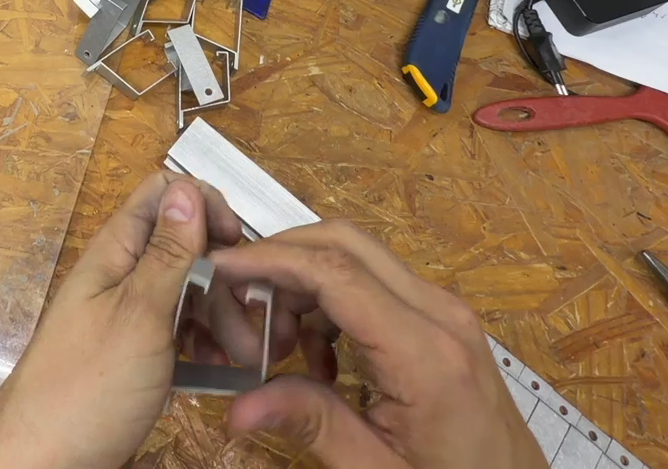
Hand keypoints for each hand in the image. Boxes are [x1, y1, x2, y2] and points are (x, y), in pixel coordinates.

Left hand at [0, 171, 244, 468]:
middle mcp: (122, 270)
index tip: (236, 243)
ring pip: (186, 288)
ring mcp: (128, 310)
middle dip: (222, 273)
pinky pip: (178, 327)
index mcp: (116, 249)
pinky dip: (203, 340)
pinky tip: (222, 366)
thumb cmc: (90, 385)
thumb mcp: (138, 314)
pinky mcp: (136, 348)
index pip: (163, 194)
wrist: (44, 460)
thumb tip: (188, 189)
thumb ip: (166, 253)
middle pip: (183, 243)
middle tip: (252, 317)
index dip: (203, 205)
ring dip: (220, 313)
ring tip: (246, 355)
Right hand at [212, 222, 544, 468]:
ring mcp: (444, 309)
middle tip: (243, 299)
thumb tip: (236, 407)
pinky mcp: (441, 317)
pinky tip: (321, 356)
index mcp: (425, 354)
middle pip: (343, 241)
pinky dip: (331, 299)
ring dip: (305, 280)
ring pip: (355, 253)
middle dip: (282, 256)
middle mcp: (439, 313)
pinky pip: (372, 278)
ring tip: (283, 344)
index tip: (222, 267)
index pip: (333, 271)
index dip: (269, 260)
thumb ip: (312, 426)